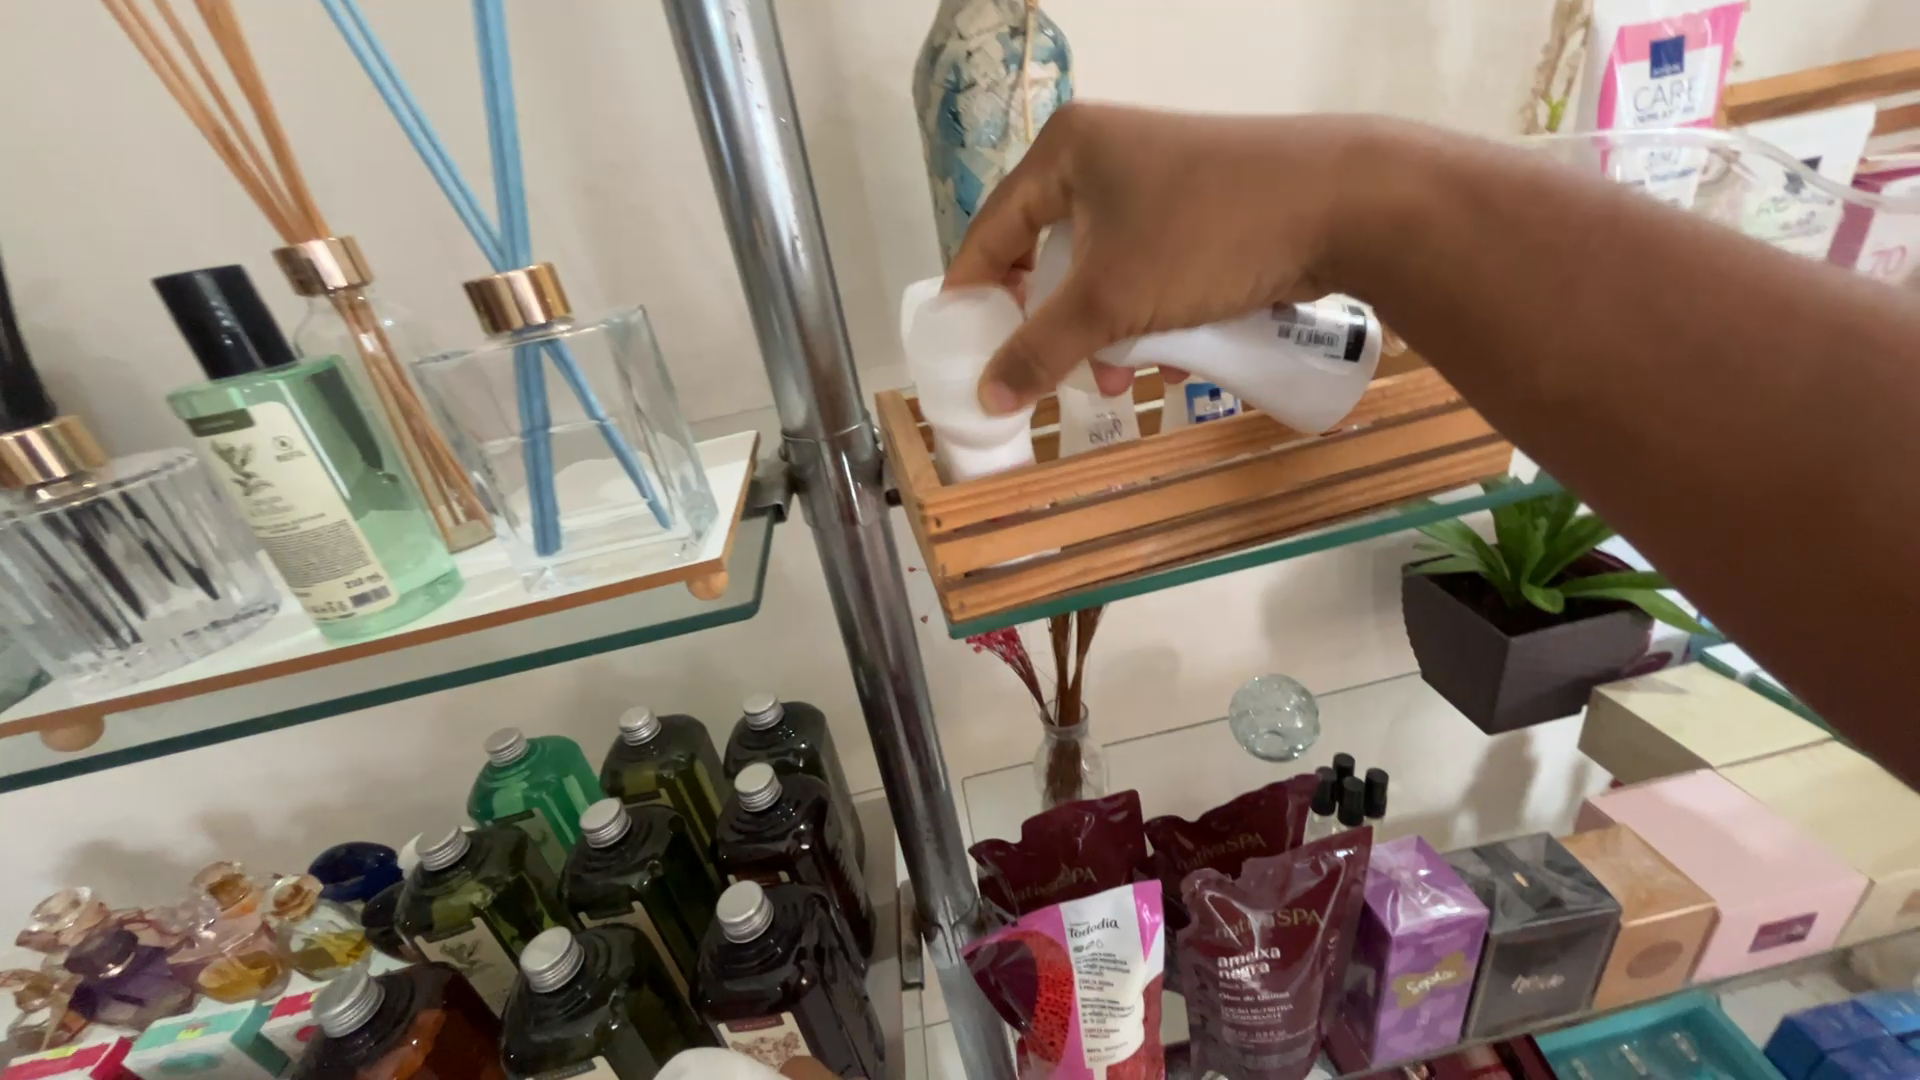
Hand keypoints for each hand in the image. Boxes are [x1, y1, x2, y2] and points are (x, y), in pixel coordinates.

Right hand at [944, 103, 1381, 413]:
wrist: (1347, 206)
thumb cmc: (1204, 237)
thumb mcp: (1109, 301)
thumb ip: (1039, 351)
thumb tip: (987, 400)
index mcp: (1065, 153)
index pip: (991, 231)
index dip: (972, 294)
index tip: (961, 349)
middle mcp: (1103, 158)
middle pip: (1047, 258)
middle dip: (1054, 327)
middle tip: (1047, 373)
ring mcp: (1154, 184)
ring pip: (1100, 275)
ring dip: (1104, 335)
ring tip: (1119, 381)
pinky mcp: (1194, 212)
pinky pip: (1144, 273)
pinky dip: (1146, 318)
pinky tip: (1169, 356)